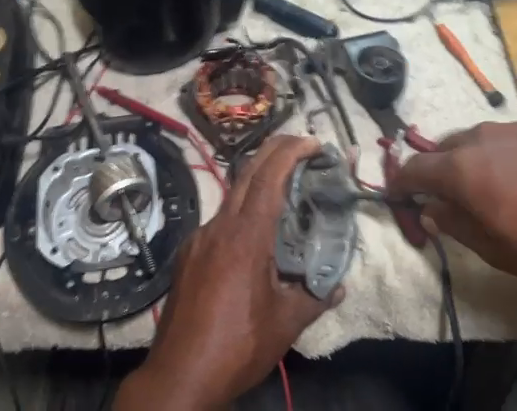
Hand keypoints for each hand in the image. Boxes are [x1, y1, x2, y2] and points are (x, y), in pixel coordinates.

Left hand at [116, 135, 339, 410]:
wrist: (179, 374)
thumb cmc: (237, 346)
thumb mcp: (284, 325)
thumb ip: (313, 298)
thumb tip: (337, 287)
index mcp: (246, 236)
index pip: (268, 178)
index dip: (290, 152)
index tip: (311, 141)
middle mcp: (218, 227)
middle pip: (246, 174)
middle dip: (273, 152)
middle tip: (300, 144)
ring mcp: (198, 239)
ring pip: (231, 198)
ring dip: (257, 184)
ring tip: (283, 191)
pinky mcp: (187, 255)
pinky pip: (218, 223)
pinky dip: (240, 215)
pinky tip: (253, 238)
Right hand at [390, 122, 516, 288]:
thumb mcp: (495, 250)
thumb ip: (455, 225)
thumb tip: (431, 210)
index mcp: (463, 170)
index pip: (416, 169)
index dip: (402, 183)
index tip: (399, 195)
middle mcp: (482, 138)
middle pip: (445, 149)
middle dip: (439, 170)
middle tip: (448, 197)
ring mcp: (515, 128)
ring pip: (478, 139)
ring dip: (472, 159)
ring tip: (490, 186)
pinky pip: (510, 137)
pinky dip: (505, 154)